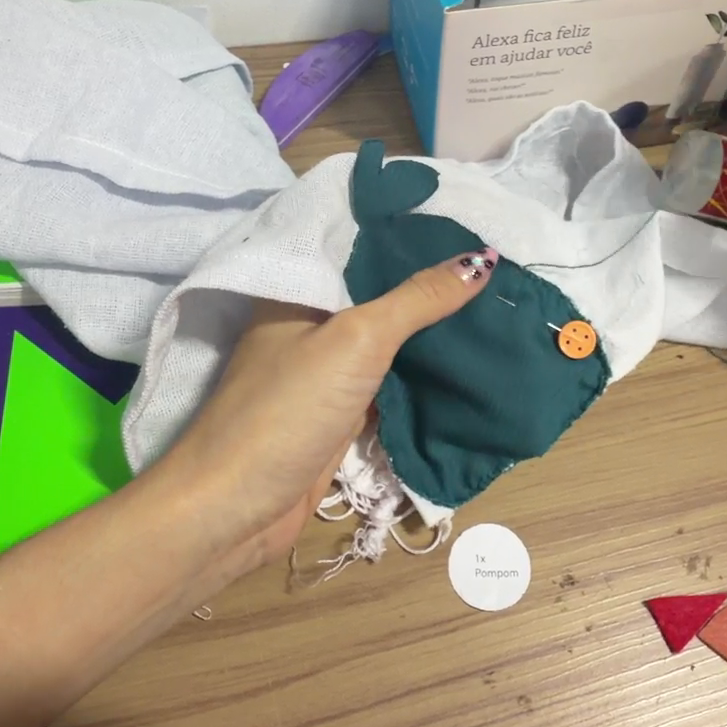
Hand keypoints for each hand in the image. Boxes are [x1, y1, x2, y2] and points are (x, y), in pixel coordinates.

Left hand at [151, 247, 498, 567]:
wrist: (235, 508)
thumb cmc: (288, 408)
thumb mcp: (357, 340)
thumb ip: (416, 299)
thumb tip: (480, 260)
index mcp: (298, 287)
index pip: (359, 241)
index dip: (409, 230)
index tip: (465, 217)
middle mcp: (309, 320)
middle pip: (378, 290)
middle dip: (430, 279)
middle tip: (492, 258)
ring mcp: (325, 368)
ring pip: (388, 335)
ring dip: (430, 324)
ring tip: (491, 297)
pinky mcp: (340, 409)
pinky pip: (389, 376)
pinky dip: (422, 367)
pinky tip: (464, 353)